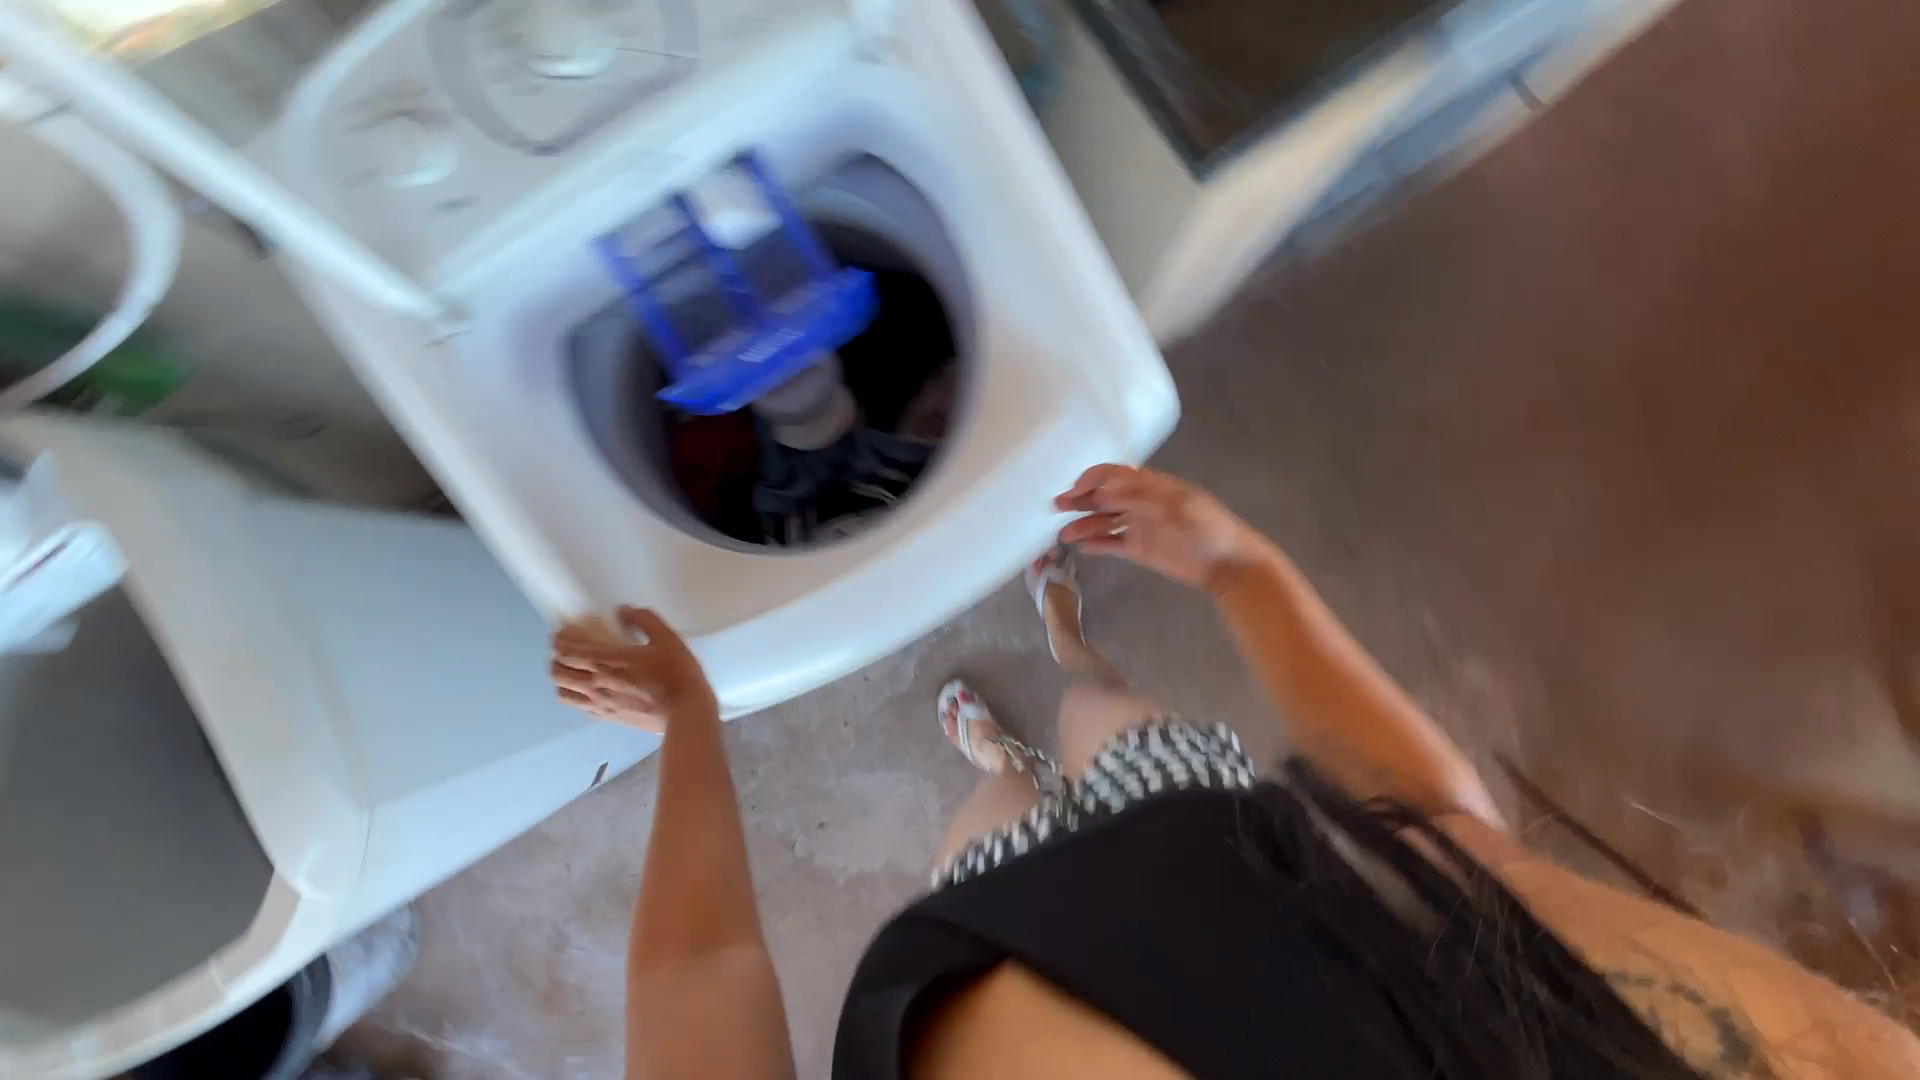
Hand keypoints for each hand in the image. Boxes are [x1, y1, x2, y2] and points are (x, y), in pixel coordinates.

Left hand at [552, 607, 717, 732]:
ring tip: (574, 669)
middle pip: (557, 672)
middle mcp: (595, 683)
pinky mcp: (607, 717)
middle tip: (569, 648)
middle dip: (556, 657)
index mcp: (606, 661)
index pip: (566, 650)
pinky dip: (576, 695)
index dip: (559, 639)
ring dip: (562, 678)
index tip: (566, 630)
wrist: (686, 713)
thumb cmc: (678, 673)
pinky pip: (578, 706)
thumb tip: (623, 610)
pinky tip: (590, 688)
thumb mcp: (668, 638)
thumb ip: (644, 620)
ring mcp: (599, 703)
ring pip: (562, 692)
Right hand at [1054, 464, 1261, 589]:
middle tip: (1057, 507)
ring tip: (1063, 535)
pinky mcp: (1138, 549)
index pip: (1115, 474)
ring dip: (1083, 525)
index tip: (1075, 490)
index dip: (1093, 478)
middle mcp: (1140, 502)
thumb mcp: (1180, 506)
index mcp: (1151, 485)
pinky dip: (1095, 544)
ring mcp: (1138, 526)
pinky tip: (1080, 546)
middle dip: (1080, 500)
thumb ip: (1142, 497)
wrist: (1229, 564)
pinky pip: (1111, 543)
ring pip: (1103, 521)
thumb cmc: (1209, 528)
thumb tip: (1105, 491)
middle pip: (1103, 496)